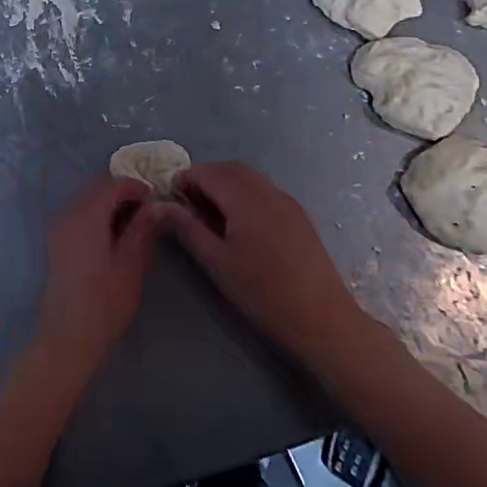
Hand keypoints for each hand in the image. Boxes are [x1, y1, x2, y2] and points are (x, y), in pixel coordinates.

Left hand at [31, 177, 167, 378]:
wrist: (67, 337)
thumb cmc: (104, 302)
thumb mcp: (131, 263)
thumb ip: (143, 229)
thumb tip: (159, 205)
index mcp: (85, 215)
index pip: (112, 184)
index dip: (136, 186)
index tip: (158, 197)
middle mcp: (67, 215)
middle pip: (96, 189)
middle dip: (123, 193)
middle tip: (150, 209)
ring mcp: (58, 229)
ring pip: (87, 202)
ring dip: (110, 205)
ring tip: (137, 224)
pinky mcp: (56, 244)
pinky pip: (79, 217)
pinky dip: (98, 217)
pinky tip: (116, 236)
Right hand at [169, 162, 381, 372]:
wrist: (321, 318)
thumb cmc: (262, 292)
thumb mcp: (217, 263)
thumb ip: (189, 229)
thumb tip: (165, 207)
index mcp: (247, 201)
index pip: (210, 173)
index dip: (187, 178)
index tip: (170, 194)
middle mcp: (269, 193)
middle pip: (232, 169)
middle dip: (206, 176)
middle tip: (187, 200)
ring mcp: (288, 203)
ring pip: (251, 178)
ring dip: (226, 182)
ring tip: (210, 210)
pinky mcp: (299, 216)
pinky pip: (265, 190)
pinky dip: (245, 192)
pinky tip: (238, 219)